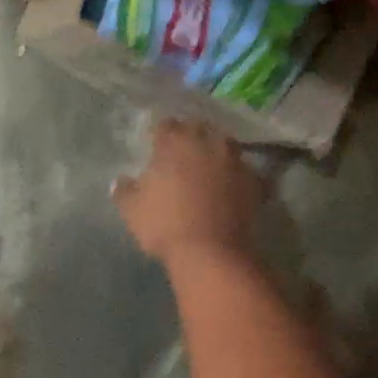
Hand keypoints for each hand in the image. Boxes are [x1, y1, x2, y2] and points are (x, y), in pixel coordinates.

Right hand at [113, 119, 264, 260]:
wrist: (209, 251)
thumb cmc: (164, 224)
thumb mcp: (132, 210)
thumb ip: (125, 190)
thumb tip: (121, 181)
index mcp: (175, 143)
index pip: (165, 125)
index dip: (158, 135)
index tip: (153, 145)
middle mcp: (209, 143)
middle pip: (198, 129)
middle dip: (189, 138)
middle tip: (179, 155)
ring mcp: (236, 160)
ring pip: (224, 147)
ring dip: (214, 154)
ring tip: (206, 170)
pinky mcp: (256, 181)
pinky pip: (244, 172)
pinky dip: (235, 177)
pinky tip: (229, 189)